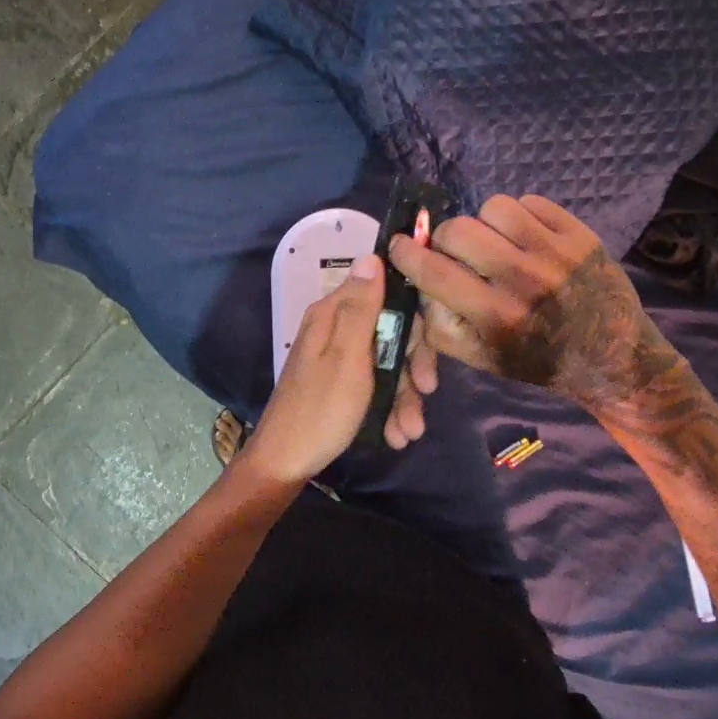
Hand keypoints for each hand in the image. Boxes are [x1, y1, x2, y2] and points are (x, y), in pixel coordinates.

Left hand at [239, 254, 435, 484]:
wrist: (287, 461)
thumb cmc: (320, 409)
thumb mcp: (347, 357)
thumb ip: (361, 309)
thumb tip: (372, 257)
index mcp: (333, 315)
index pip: (386, 296)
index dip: (415, 322)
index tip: (430, 351)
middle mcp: (335, 330)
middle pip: (392, 333)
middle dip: (413, 367)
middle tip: (426, 392)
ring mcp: (338, 358)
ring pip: (388, 365)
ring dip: (405, 398)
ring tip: (410, 431)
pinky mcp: (341, 384)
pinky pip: (375, 386)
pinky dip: (390, 410)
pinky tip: (396, 435)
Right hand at [387, 195, 684, 405]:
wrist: (611, 357)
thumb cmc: (536, 360)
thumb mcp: (480, 358)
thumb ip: (441, 323)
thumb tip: (419, 278)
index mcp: (495, 317)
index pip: (434, 272)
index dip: (407, 253)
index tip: (399, 246)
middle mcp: (524, 281)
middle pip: (459, 230)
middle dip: (445, 238)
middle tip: (454, 250)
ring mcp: (555, 253)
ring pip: (493, 207)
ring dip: (483, 223)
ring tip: (493, 242)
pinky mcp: (579, 235)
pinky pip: (530, 203)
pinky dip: (518, 217)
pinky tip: (523, 239)